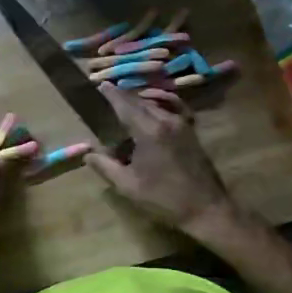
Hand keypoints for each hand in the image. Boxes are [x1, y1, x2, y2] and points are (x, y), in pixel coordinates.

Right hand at [86, 83, 237, 236]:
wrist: (204, 207)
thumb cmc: (163, 198)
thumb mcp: (128, 186)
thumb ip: (106, 167)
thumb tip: (88, 154)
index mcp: (149, 132)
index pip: (126, 106)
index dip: (112, 95)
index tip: (101, 84)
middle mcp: (166, 121)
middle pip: (141, 102)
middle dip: (124, 96)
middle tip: (110, 91)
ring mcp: (182, 123)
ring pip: (157, 103)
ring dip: (140, 99)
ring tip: (127, 99)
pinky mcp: (191, 130)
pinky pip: (175, 107)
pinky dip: (163, 101)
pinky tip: (156, 103)